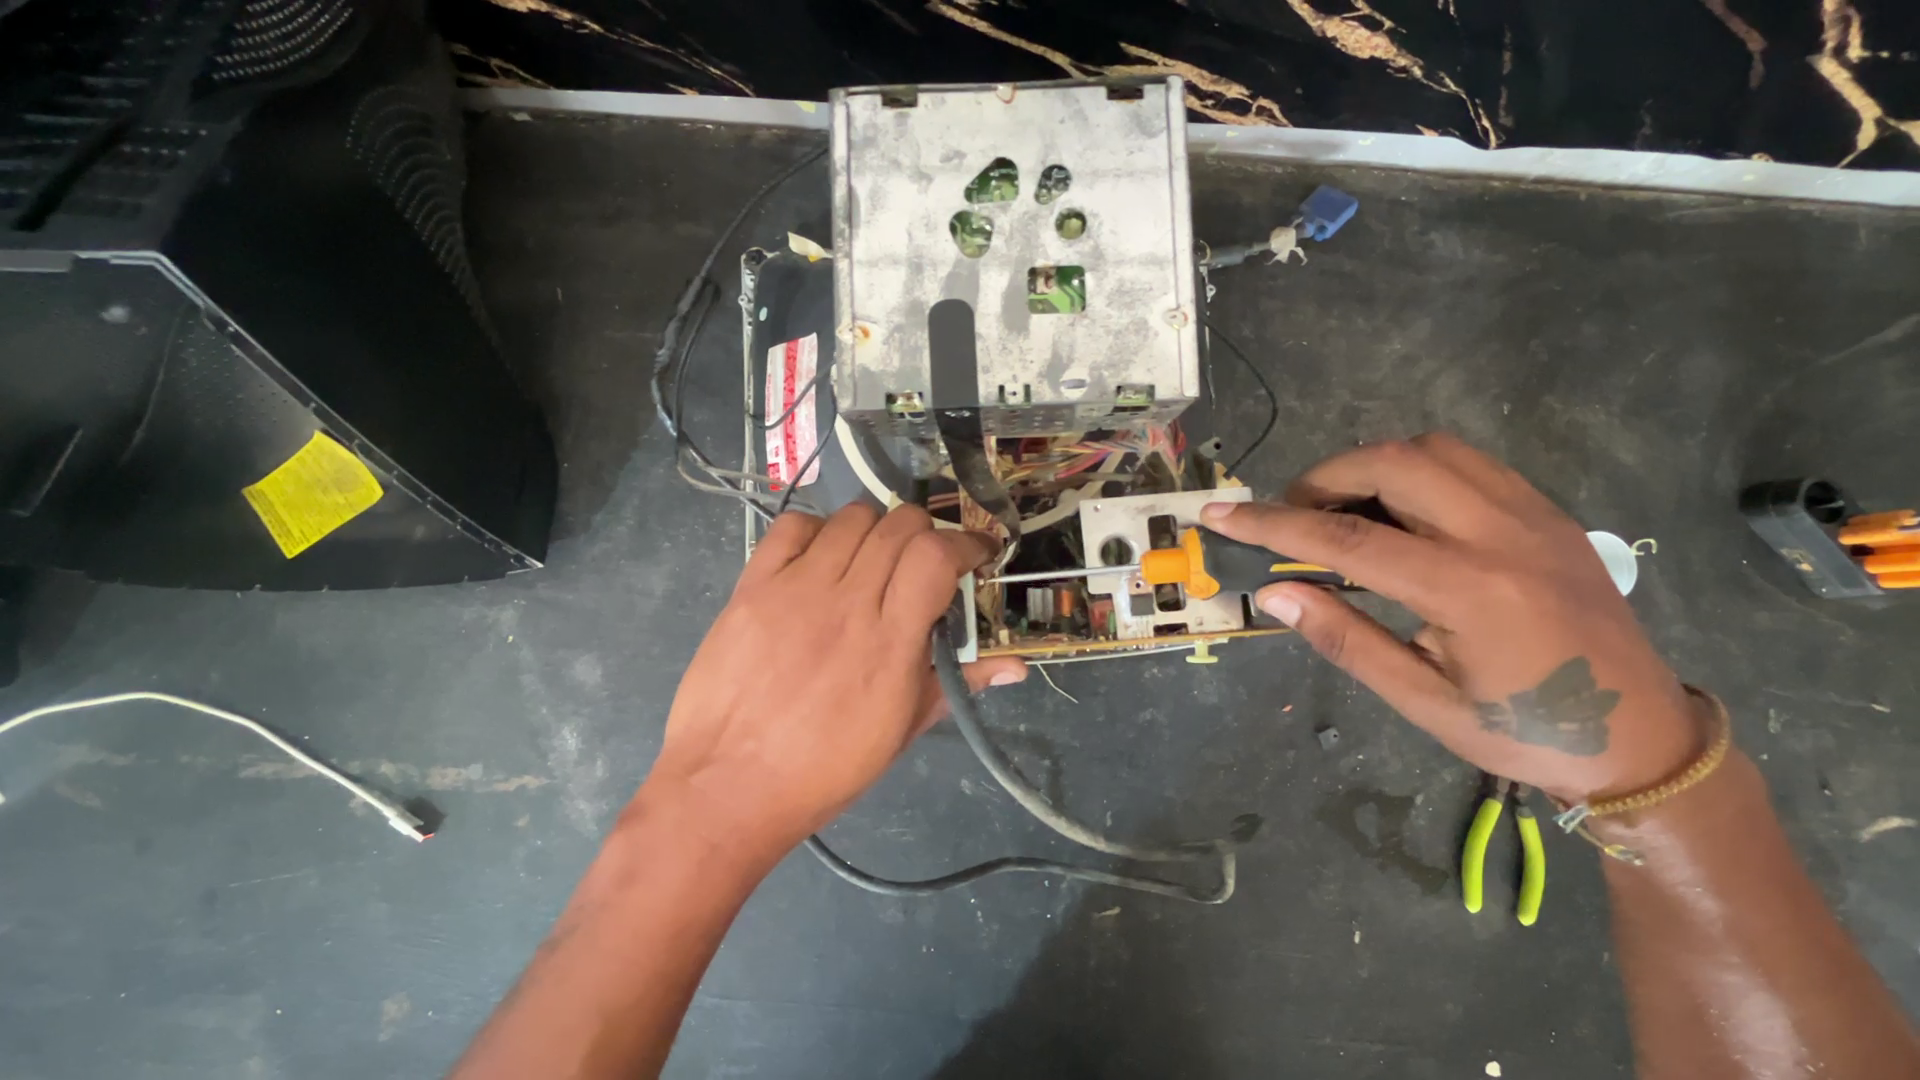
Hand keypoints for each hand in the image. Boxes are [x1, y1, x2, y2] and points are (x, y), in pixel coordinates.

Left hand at [644, 504, 1025, 854]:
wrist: (728, 785)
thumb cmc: (825, 770)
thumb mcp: (901, 730)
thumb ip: (958, 684)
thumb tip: (1017, 667)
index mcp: (890, 641)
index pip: (937, 556)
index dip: (967, 543)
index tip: (977, 552)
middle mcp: (847, 601)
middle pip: (899, 525)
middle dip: (926, 533)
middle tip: (925, 560)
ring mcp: (795, 589)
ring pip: (852, 518)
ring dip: (876, 529)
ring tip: (873, 559)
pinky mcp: (752, 587)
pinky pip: (792, 527)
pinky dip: (818, 531)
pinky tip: (821, 559)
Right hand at [1203, 433, 1702, 801]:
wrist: (1640, 737)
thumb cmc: (1521, 731)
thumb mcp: (1421, 699)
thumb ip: (1344, 637)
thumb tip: (1273, 592)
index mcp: (1469, 591)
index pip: (1347, 539)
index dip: (1273, 524)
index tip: (1220, 513)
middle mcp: (1503, 535)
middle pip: (1393, 464)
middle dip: (1324, 477)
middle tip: (1294, 516)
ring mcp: (1534, 515)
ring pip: (1434, 449)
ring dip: (1371, 466)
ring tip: (1342, 510)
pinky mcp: (1550, 513)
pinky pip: (1470, 463)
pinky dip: (1416, 470)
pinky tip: (1400, 512)